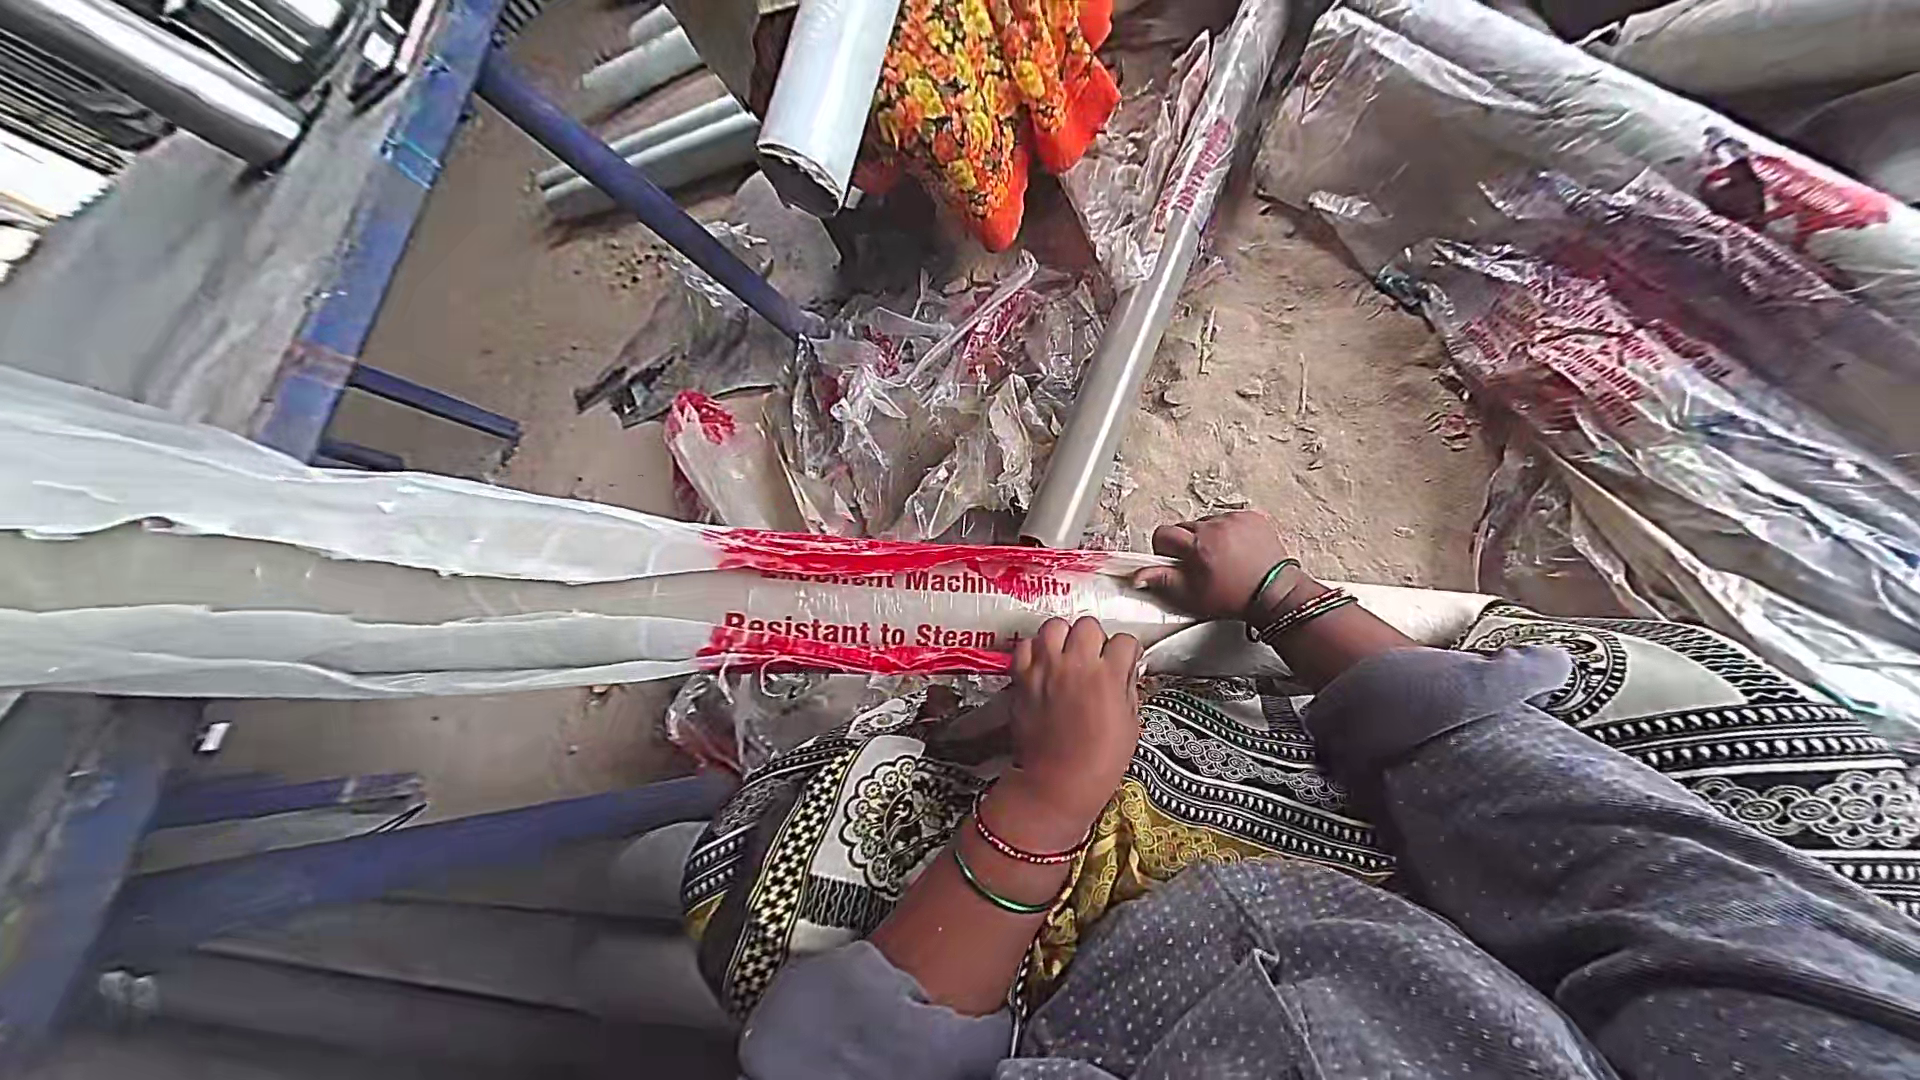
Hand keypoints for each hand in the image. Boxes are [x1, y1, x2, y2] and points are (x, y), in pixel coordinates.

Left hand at [999, 617, 1141, 841]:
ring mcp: (1046, 667)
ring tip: (1066, 654)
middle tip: (1094, 657)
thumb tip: (1125, 670)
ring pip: (1055, 625)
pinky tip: (1042, 664)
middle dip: (1095, 639)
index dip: (1127, 652)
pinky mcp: (1022, 676)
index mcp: (1108, 676)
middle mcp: (1076, 664)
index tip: (1123, 661)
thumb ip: (1127, 688)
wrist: (1056, 782)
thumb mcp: (1130, 725)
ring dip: (1063, 637)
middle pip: (1088, 625)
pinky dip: (1034, 650)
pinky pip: (1025, 645)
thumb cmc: (1099, 762)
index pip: (1125, 641)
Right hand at [1133, 511, 1297, 621]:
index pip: (1163, 533)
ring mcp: (1235, 520)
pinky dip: (1228, 530)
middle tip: (1200, 562)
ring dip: (1208, 536)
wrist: (1274, 594)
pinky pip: (1229, 518)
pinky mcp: (1251, 517)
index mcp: (1197, 546)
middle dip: (1188, 543)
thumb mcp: (1191, 595)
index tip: (1174, 560)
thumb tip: (1137, 575)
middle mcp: (1215, 528)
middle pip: (1184, 527)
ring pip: (1206, 522)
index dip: (1164, 548)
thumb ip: (1161, 581)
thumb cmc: (1234, 598)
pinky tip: (1235, 548)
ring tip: (1221, 556)